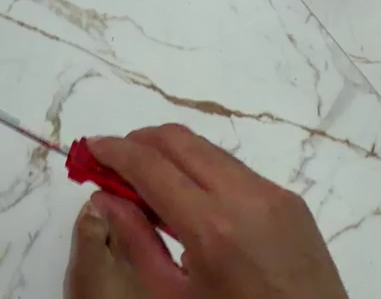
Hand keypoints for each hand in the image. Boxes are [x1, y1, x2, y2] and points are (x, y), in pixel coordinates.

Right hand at [86, 124, 349, 298]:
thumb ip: (135, 242)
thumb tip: (104, 195)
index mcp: (212, 227)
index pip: (148, 164)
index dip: (113, 150)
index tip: (89, 148)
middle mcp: (244, 195)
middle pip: (176, 139)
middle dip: (137, 142)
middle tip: (113, 164)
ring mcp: (272, 193)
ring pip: (204, 147)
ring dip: (169, 153)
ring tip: (149, 184)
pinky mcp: (290, 199)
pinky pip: (233, 167)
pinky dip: (201, 169)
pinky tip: (192, 201)